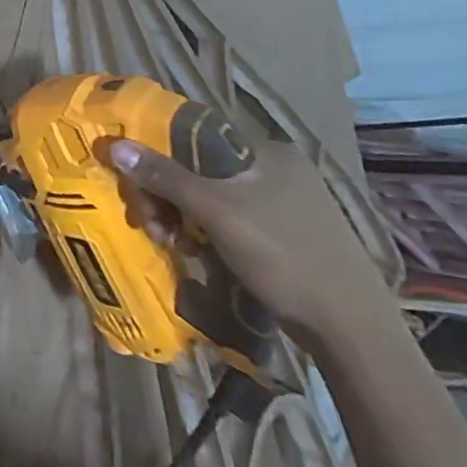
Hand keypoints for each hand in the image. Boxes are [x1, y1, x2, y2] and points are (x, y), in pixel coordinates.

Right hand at [104, 137, 396, 342]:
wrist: (349, 326)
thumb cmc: (282, 256)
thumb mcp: (217, 212)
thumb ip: (166, 177)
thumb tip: (116, 145)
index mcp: (266, 149)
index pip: (196, 140)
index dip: (160, 161)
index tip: (142, 193)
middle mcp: (277, 167)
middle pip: (202, 170)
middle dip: (170, 198)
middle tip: (155, 228)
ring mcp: (285, 201)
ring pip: (214, 198)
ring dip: (185, 219)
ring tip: (174, 245)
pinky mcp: (287, 232)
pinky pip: (232, 219)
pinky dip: (208, 233)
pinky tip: (199, 253)